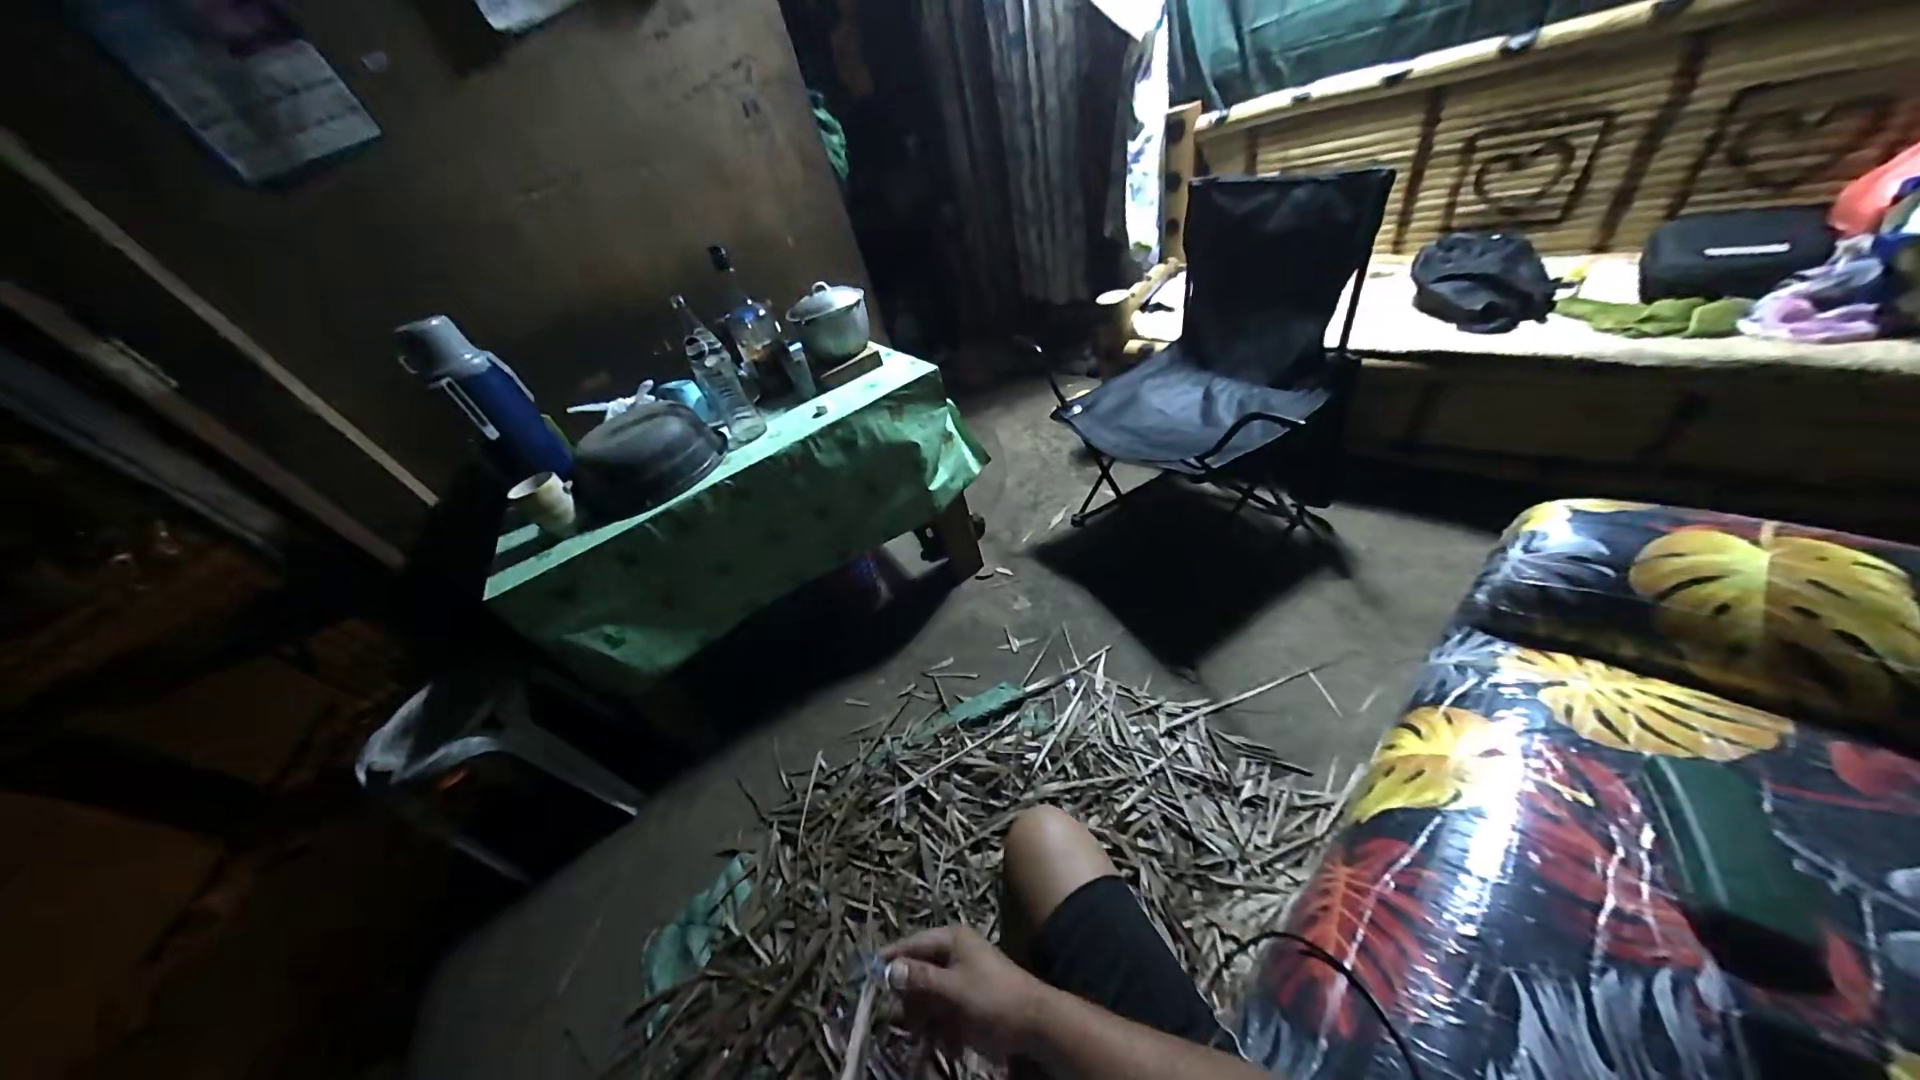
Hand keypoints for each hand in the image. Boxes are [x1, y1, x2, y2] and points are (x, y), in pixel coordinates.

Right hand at [882, 925, 1047, 1059]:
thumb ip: (921, 979)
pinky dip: (935, 1025)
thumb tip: (890, 969)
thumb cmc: (993, 998)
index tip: (868, 972)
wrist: (1034, 1022)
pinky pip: (940, 1010)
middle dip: (907, 995)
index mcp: (952, 940)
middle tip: (897, 1017)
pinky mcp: (964, 1000)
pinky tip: (938, 1041)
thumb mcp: (954, 989)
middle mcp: (953, 954)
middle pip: (917, 970)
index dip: (891, 958)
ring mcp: (959, 977)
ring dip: (920, 1015)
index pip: (913, 944)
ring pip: (926, 994)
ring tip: (920, 1034)